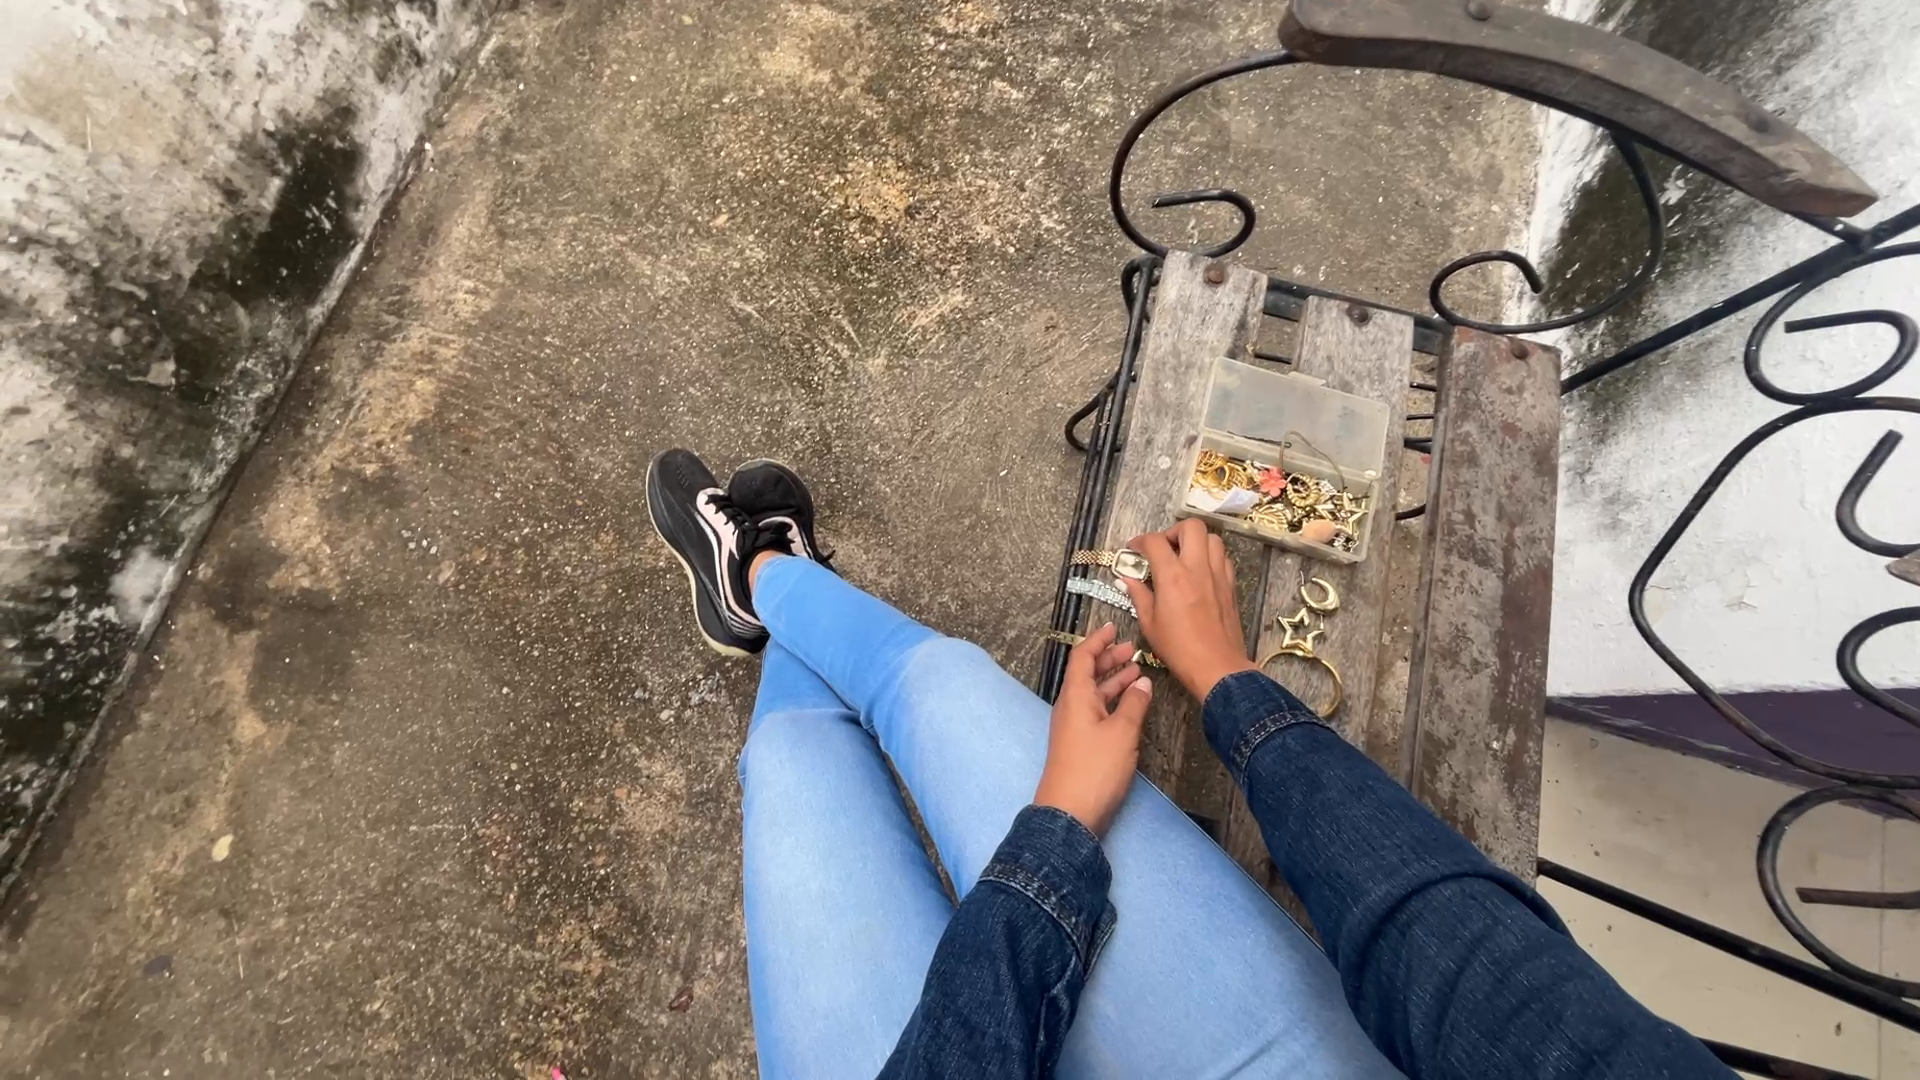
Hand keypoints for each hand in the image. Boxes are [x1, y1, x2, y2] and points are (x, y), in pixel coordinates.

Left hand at [1034, 623, 1151, 836]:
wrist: (1070, 813)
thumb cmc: (1094, 768)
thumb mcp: (1121, 733)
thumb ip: (1134, 704)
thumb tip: (1142, 682)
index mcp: (1075, 695)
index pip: (1083, 657)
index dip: (1097, 640)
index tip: (1113, 627)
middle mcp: (1071, 706)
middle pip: (1088, 673)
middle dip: (1109, 658)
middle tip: (1132, 648)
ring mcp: (1075, 726)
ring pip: (1095, 692)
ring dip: (1114, 680)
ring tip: (1137, 670)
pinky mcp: (1081, 743)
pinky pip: (1098, 710)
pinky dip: (1114, 700)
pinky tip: (1131, 702)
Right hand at [1125, 518, 1256, 700]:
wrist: (1217, 667)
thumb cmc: (1179, 648)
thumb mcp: (1149, 623)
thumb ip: (1138, 595)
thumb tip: (1128, 579)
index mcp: (1172, 577)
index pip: (1155, 541)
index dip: (1140, 540)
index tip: (1134, 549)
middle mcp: (1197, 568)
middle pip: (1191, 526)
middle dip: (1174, 531)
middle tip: (1163, 548)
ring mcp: (1218, 575)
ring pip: (1212, 538)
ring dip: (1195, 541)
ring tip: (1183, 556)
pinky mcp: (1231, 585)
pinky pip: (1223, 557)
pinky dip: (1210, 556)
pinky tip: (1200, 572)